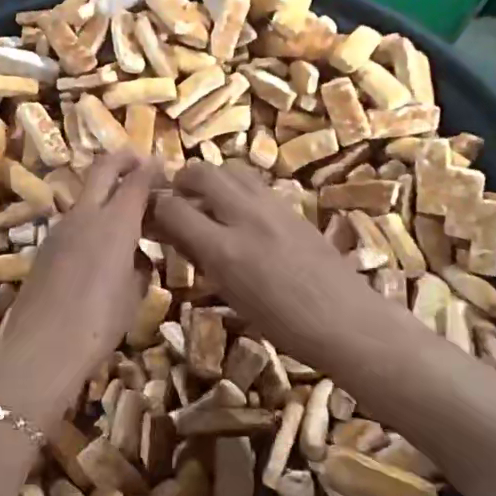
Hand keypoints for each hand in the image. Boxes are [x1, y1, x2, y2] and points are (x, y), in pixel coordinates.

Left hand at [0, 150, 157, 423]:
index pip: (137, 180)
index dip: (152, 169)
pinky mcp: (45, 248)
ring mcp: (60, 230)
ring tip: (125, 214)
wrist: (42, 348)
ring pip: (85, 196)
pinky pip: (73, 222)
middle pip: (103, 169)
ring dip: (105, 193)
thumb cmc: (100, 323)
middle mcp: (86, 216)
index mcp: (116, 223)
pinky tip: (99, 247)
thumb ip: (140, 267)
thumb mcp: (134, 296)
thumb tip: (138, 257)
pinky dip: (91, 220)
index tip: (165, 167)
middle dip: (123, 159)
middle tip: (139, 161)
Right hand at [150, 161, 413, 373]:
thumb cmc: (284, 326)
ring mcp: (273, 207)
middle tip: (178, 196)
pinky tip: (241, 211)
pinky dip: (239, 188)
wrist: (345, 321)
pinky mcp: (293, 207)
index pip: (174, 208)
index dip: (155, 207)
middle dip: (182, 179)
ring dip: (214, 177)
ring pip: (233, 169)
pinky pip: (257, 184)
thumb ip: (204, 261)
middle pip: (202, 172)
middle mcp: (246, 217)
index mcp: (224, 249)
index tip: (150, 212)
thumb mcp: (233, 298)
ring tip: (209, 199)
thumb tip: (179, 237)